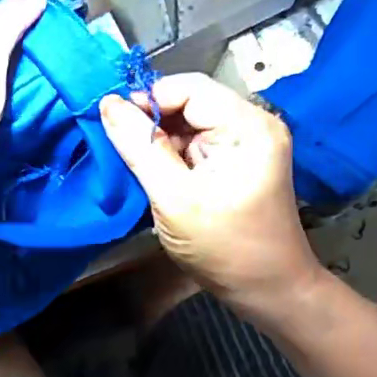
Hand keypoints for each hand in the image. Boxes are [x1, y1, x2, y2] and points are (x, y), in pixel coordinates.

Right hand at [99, 73, 319, 308]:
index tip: (116, 127)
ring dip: (160, 142)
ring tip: (139, 168)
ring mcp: (247, 144)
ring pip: (189, 125)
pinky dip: (172, 156)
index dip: (149, 101)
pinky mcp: (238, 163)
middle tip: (123, 151)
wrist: (267, 289)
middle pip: (189, 103)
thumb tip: (108, 104)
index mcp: (247, 125)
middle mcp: (252, 125)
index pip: (188, 87)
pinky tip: (157, 176)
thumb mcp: (174, 197)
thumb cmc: (225, 247)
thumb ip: (141, 148)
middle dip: (152, 123)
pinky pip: (197, 145)